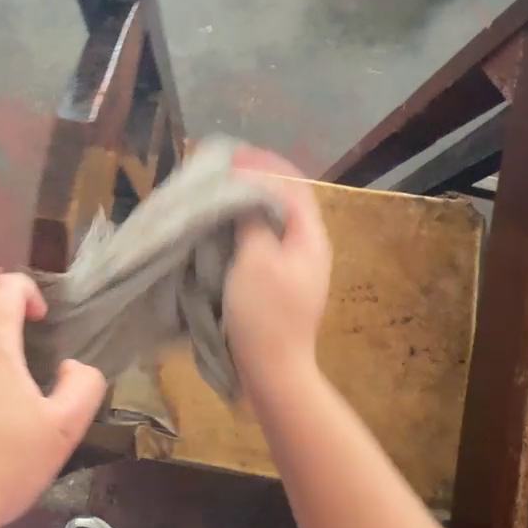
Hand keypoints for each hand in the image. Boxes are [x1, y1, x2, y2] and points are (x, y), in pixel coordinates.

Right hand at [225, 148, 332, 388]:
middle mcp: (307, 248)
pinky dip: (243, 228)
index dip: (264, 165)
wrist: (273, 371)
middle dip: (255, 181)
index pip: (292, 186)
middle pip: (284, 201)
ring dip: (247, 205)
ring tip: (218, 194)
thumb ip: (252, 219)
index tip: (232, 155)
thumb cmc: (265, 314)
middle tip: (221, 172)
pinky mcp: (278, 284)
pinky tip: (222, 230)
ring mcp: (294, 268)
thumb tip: (247, 187)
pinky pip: (262, 243)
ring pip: (272, 223)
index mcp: (309, 238)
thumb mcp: (256, 260)